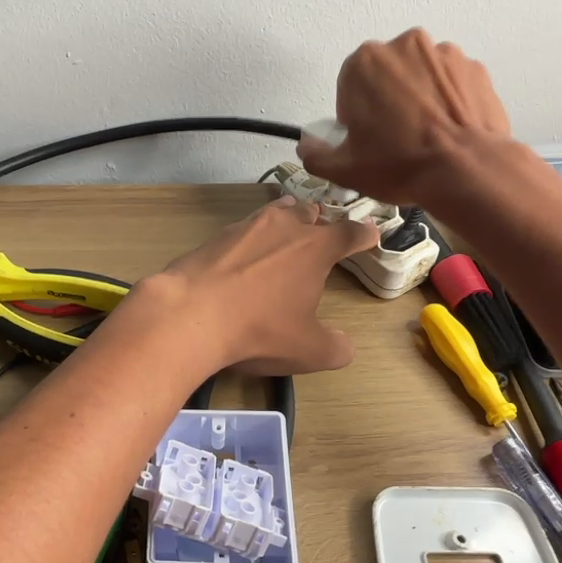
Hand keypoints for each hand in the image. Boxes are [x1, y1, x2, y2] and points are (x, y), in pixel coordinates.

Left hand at [128, 196, 376, 375]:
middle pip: (309, 212)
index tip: (371, 234)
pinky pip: (241, 230)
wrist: (190, 315)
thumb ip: (335, 347)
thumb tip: (345, 345)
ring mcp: (245, 227)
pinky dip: (250, 237)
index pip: (350, 233)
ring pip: (274, 212)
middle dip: (320, 219)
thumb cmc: (259, 330)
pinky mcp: (213, 237)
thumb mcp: (308, 350)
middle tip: (322, 226)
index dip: (364, 235)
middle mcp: (284, 227)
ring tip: (288, 223)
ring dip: (285, 218)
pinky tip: (243, 252)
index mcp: (316, 248)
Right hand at [299, 28, 516, 205]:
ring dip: (419, 98)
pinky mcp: (476, 68)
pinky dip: (449, 101)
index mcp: (364, 62)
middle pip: (387, 75)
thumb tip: (307, 146)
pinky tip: (449, 131)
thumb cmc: (397, 164)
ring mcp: (444, 54)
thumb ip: (315, 154)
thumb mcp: (343, 169)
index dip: (355, 116)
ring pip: (421, 76)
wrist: (464, 170)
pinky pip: (452, 83)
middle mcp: (404, 45)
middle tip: (395, 139)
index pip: (349, 86)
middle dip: (387, 100)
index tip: (367, 139)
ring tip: (425, 137)